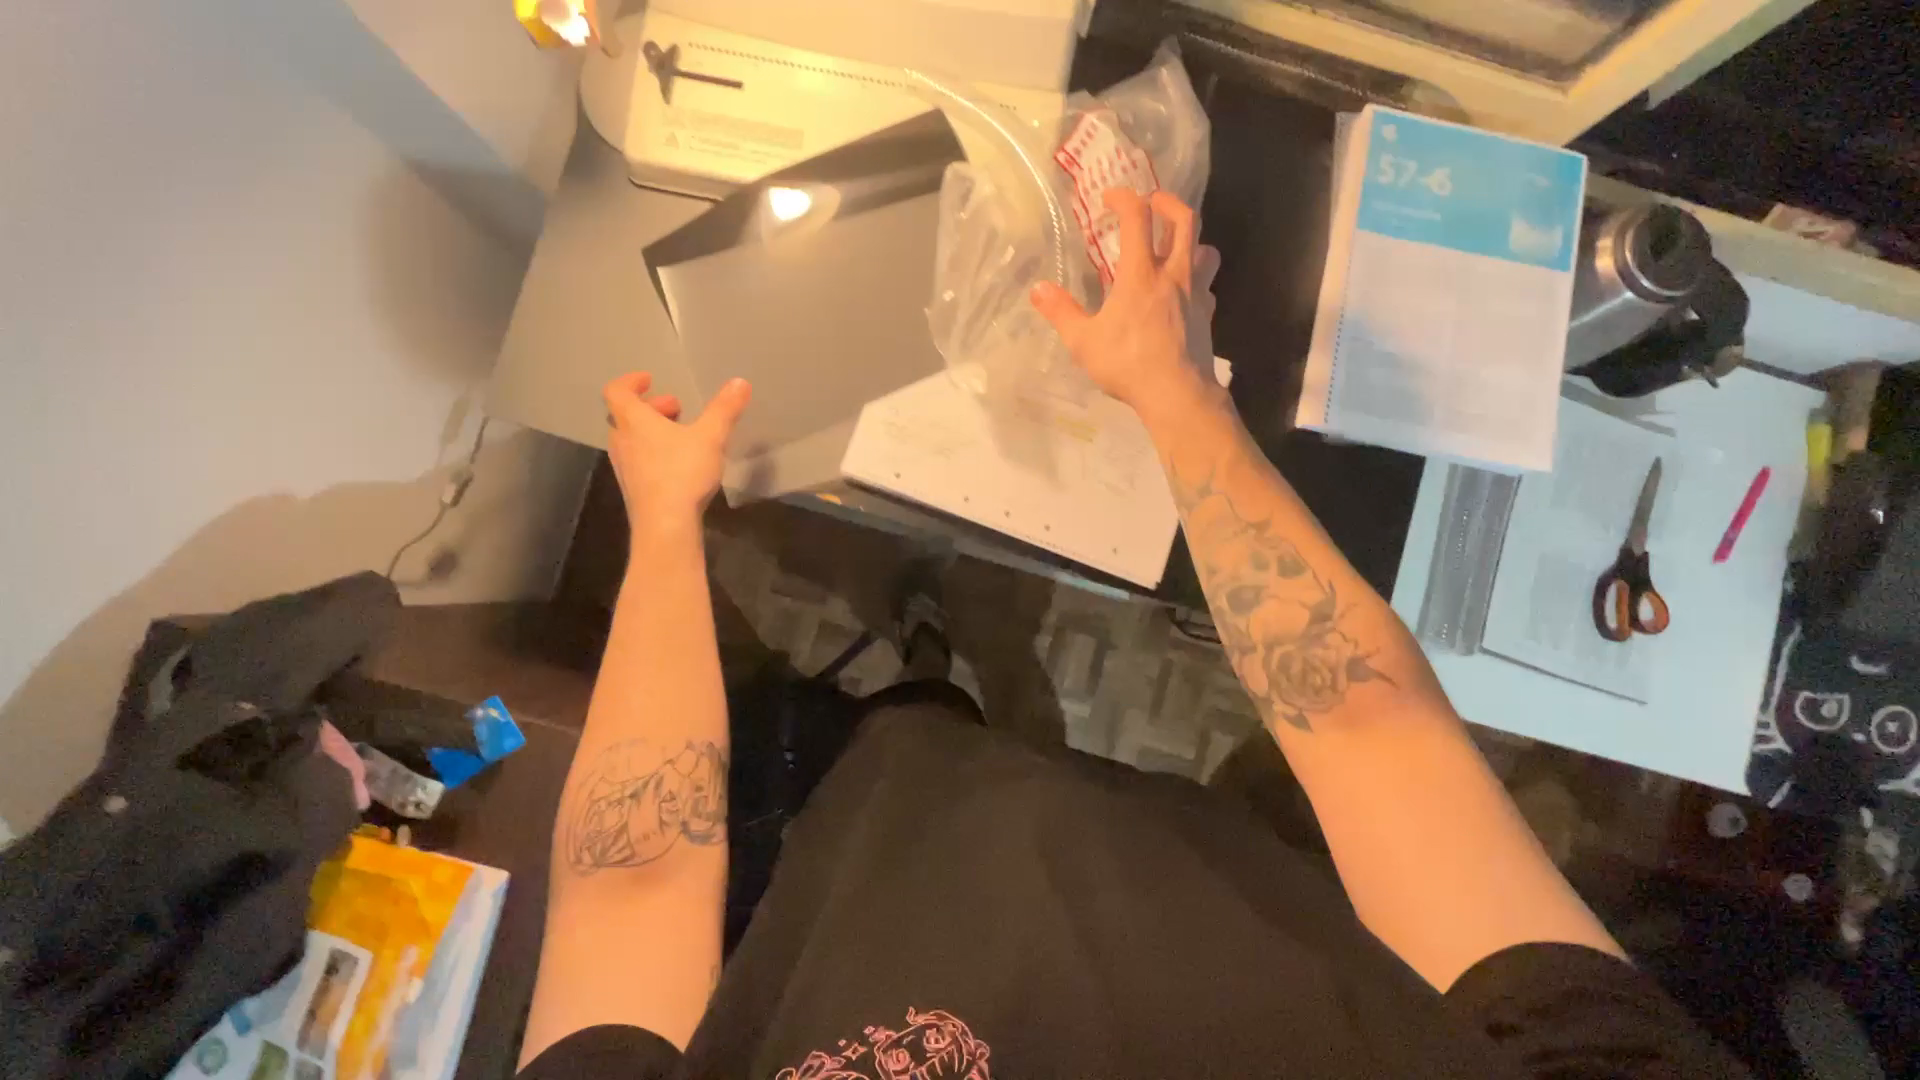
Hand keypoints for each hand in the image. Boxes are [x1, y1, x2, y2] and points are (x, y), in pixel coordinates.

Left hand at [603, 372, 751, 535]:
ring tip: (679, 436)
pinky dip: (652, 454)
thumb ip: (724, 409)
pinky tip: (677, 465)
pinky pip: (638, 462)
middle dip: (650, 408)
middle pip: (624, 416)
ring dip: (650, 432)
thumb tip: (740, 382)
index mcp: (634, 422)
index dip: (630, 382)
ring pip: (630, 440)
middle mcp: (622, 441)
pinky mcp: (633, 490)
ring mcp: (624, 468)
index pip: (617, 391)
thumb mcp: (710, 437)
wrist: (665, 524)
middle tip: (676, 409)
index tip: (649, 379)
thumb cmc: (682, 472)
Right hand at [1030, 188, 1220, 413]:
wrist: (1176, 393)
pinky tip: (1183, 292)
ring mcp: (1195, 294)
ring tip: (1175, 246)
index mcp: (1141, 274)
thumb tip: (1038, 289)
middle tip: (1153, 202)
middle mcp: (1174, 275)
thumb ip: (1061, 312)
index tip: (1110, 198)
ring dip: (1191, 240)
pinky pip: (1207, 286)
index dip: (1124, 199)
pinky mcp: (1206, 316)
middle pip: (1185, 220)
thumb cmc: (1127, 364)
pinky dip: (1196, 279)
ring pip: (1205, 249)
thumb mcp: (1083, 341)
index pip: (1138, 218)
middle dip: (1168, 202)